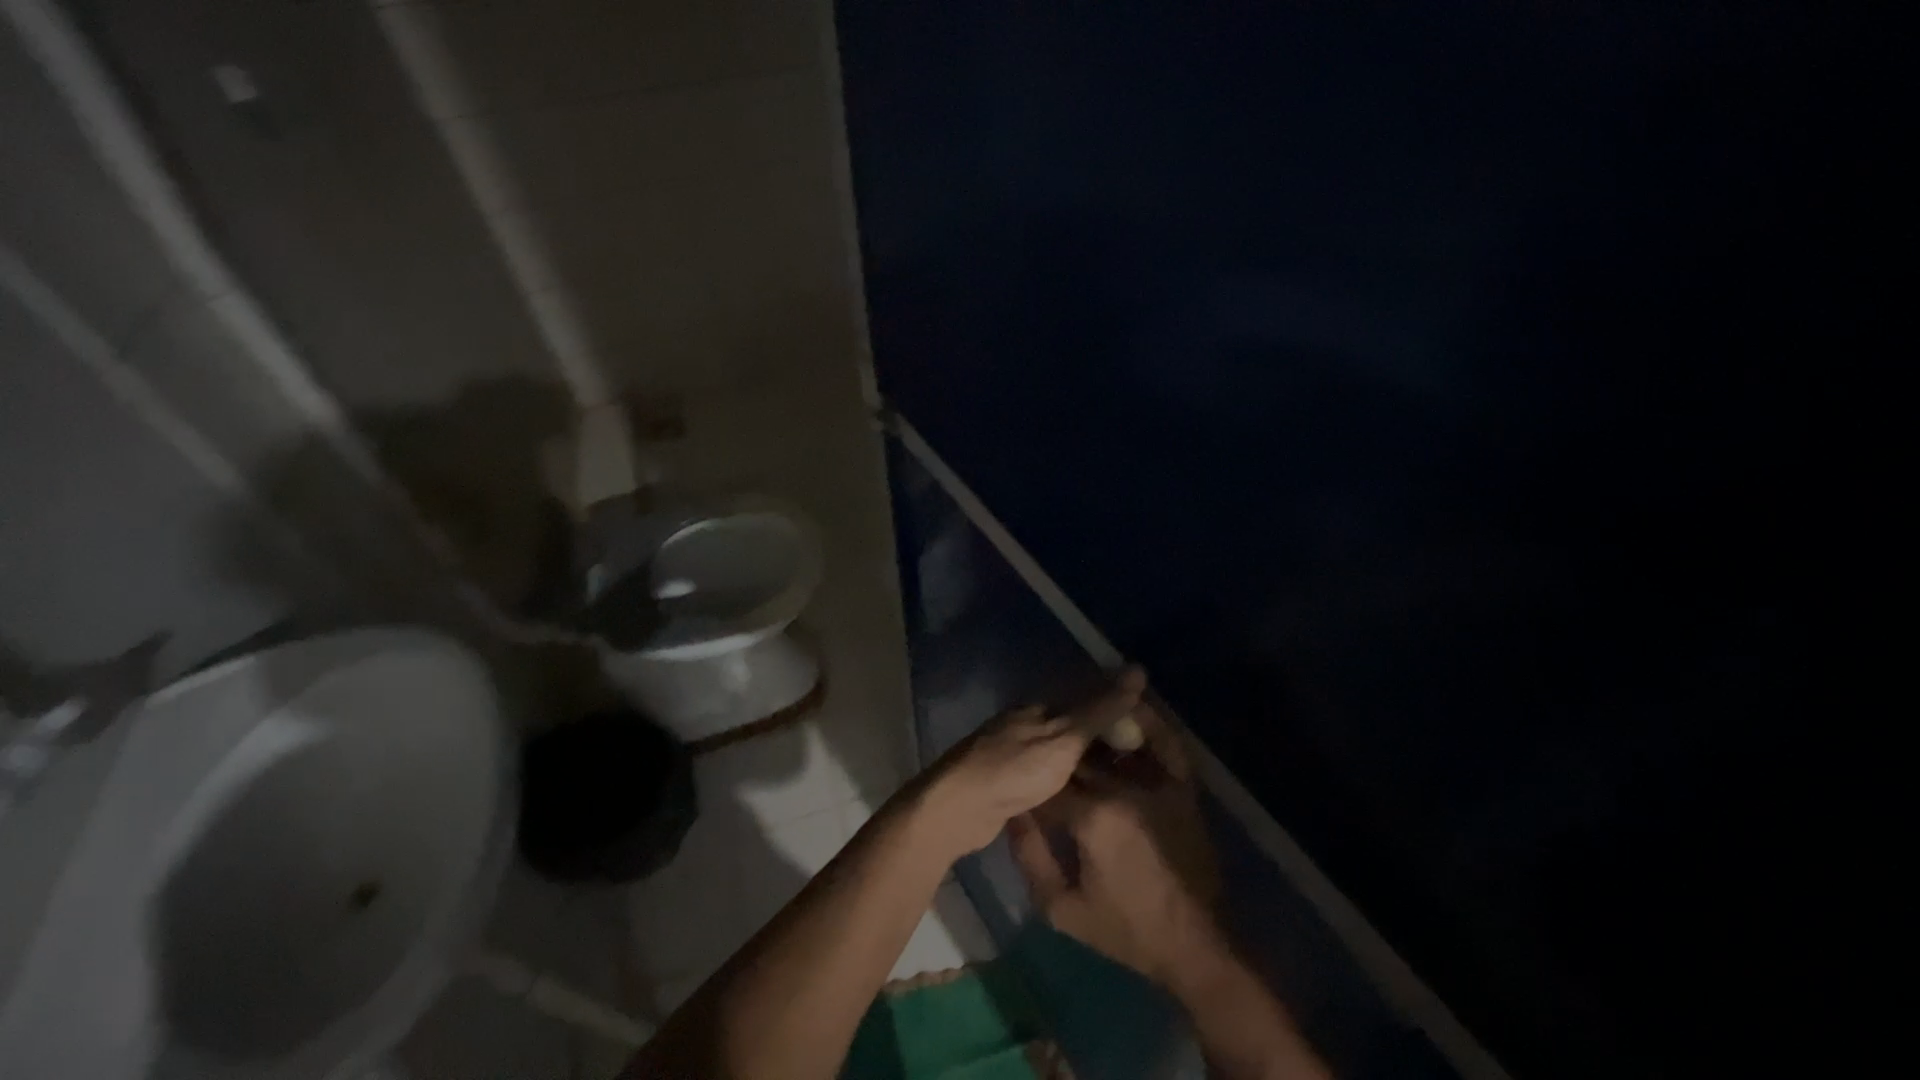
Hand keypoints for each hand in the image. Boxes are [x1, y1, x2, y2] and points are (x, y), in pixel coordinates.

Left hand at [919, 669, 1146, 856]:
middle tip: (1145, 763)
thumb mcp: (1064, 738)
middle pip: (1072, 726)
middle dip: (1103, 739)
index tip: (1149, 728)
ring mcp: (1011, 755)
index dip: (1116, 708)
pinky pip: (1048, 777)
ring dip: (1087, 763)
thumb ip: (1099, 709)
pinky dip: (1069, 782)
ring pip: (1059, 753)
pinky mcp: (1006, 784)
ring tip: (1125, 783)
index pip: (1084, 698)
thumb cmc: (1014, 769)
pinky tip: (1088, 798)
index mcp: (1037, 708)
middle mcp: (1023, 725)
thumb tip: (1137, 669)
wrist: (958, 809)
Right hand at [1009, 701, 1225, 986]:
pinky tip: (1127, 707)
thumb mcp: (1061, 907)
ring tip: (1071, 718)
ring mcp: (1159, 784)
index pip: (1046, 783)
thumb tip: (1011, 812)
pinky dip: (1147, 722)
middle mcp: (1124, 790)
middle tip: (1038, 747)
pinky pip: (1165, 742)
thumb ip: (1029, 856)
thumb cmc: (1125, 931)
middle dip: (1055, 754)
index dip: (1027, 783)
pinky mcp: (1183, 786)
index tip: (1014, 782)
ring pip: (1115, 740)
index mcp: (1092, 818)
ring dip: (1091, 731)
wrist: (1195, 944)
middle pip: (1078, 757)